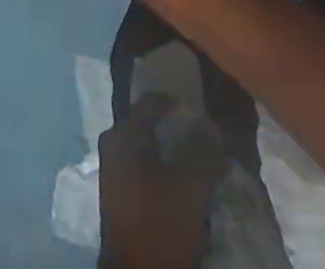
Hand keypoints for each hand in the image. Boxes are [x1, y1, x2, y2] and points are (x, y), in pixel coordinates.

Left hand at [100, 94, 226, 268]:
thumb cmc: (159, 222)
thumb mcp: (189, 186)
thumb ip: (202, 151)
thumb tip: (211, 124)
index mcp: (124, 134)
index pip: (151, 101)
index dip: (178, 103)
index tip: (204, 114)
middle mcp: (113, 144)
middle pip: (149, 124)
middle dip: (178, 129)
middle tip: (207, 140)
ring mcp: (113, 169)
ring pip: (148, 148)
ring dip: (174, 152)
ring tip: (202, 164)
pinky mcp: (119, 192)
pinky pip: (144, 168)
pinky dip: (165, 170)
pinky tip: (184, 185)